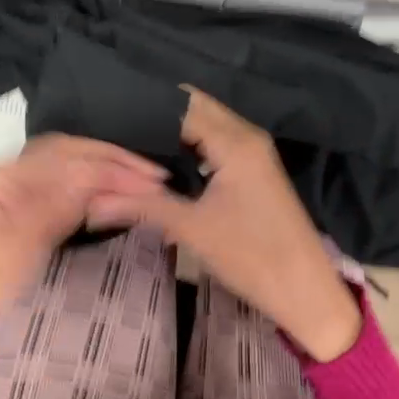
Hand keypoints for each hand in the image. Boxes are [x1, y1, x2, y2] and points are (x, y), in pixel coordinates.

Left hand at [0, 135, 166, 398]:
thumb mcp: (20, 248)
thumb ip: (60, 205)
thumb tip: (105, 175)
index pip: (63, 154)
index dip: (111, 161)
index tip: (153, 175)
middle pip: (61, 154)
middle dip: (109, 162)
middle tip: (156, 177)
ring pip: (57, 170)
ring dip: (99, 173)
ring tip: (141, 183)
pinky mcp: (3, 212)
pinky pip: (48, 189)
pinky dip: (80, 190)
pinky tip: (105, 197)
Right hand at [88, 89, 362, 362]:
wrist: (306, 291)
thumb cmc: (252, 257)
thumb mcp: (192, 229)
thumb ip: (142, 205)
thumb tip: (91, 202)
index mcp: (234, 141)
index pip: (180, 107)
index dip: (145, 110)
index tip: (108, 118)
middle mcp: (246, 134)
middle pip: (194, 106)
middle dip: (157, 114)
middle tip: (115, 128)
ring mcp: (253, 149)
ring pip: (205, 122)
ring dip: (173, 128)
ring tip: (130, 140)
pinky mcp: (254, 166)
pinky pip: (216, 138)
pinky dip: (189, 142)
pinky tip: (161, 160)